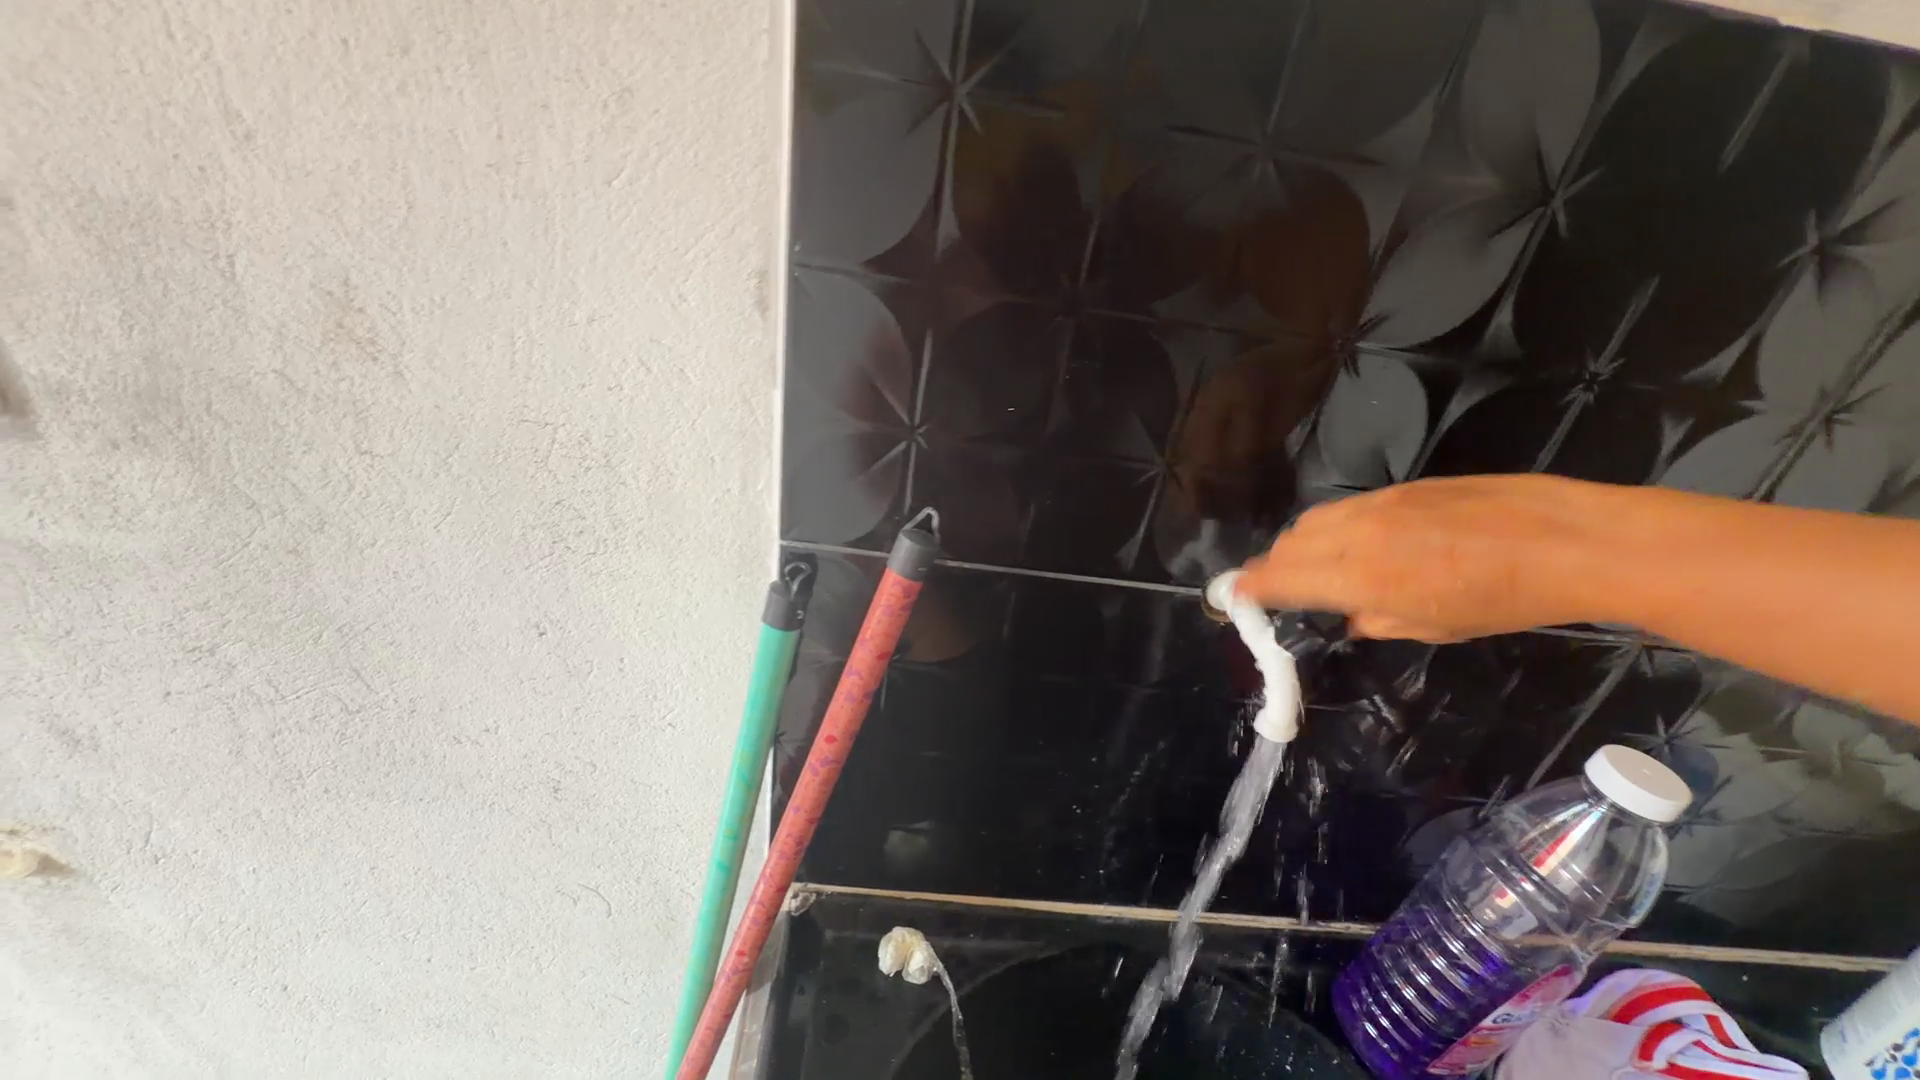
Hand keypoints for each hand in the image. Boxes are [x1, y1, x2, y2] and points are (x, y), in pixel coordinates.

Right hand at [1235, 475, 1618, 641]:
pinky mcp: (1405, 486)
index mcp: (1360, 575)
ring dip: (1302, 545)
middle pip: (1290, 544)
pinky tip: (1361, 543)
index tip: (1236, 598)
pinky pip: (1348, 508)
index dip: (1252, 589)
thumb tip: (1348, 615)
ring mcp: (1381, 502)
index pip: (1281, 578)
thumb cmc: (1504, 600)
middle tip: (1278, 589)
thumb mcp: (1433, 627)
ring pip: (1316, 520)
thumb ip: (1374, 620)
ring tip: (1317, 565)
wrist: (1571, 540)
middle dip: (1274, 568)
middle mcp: (1357, 531)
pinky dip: (1335, 528)